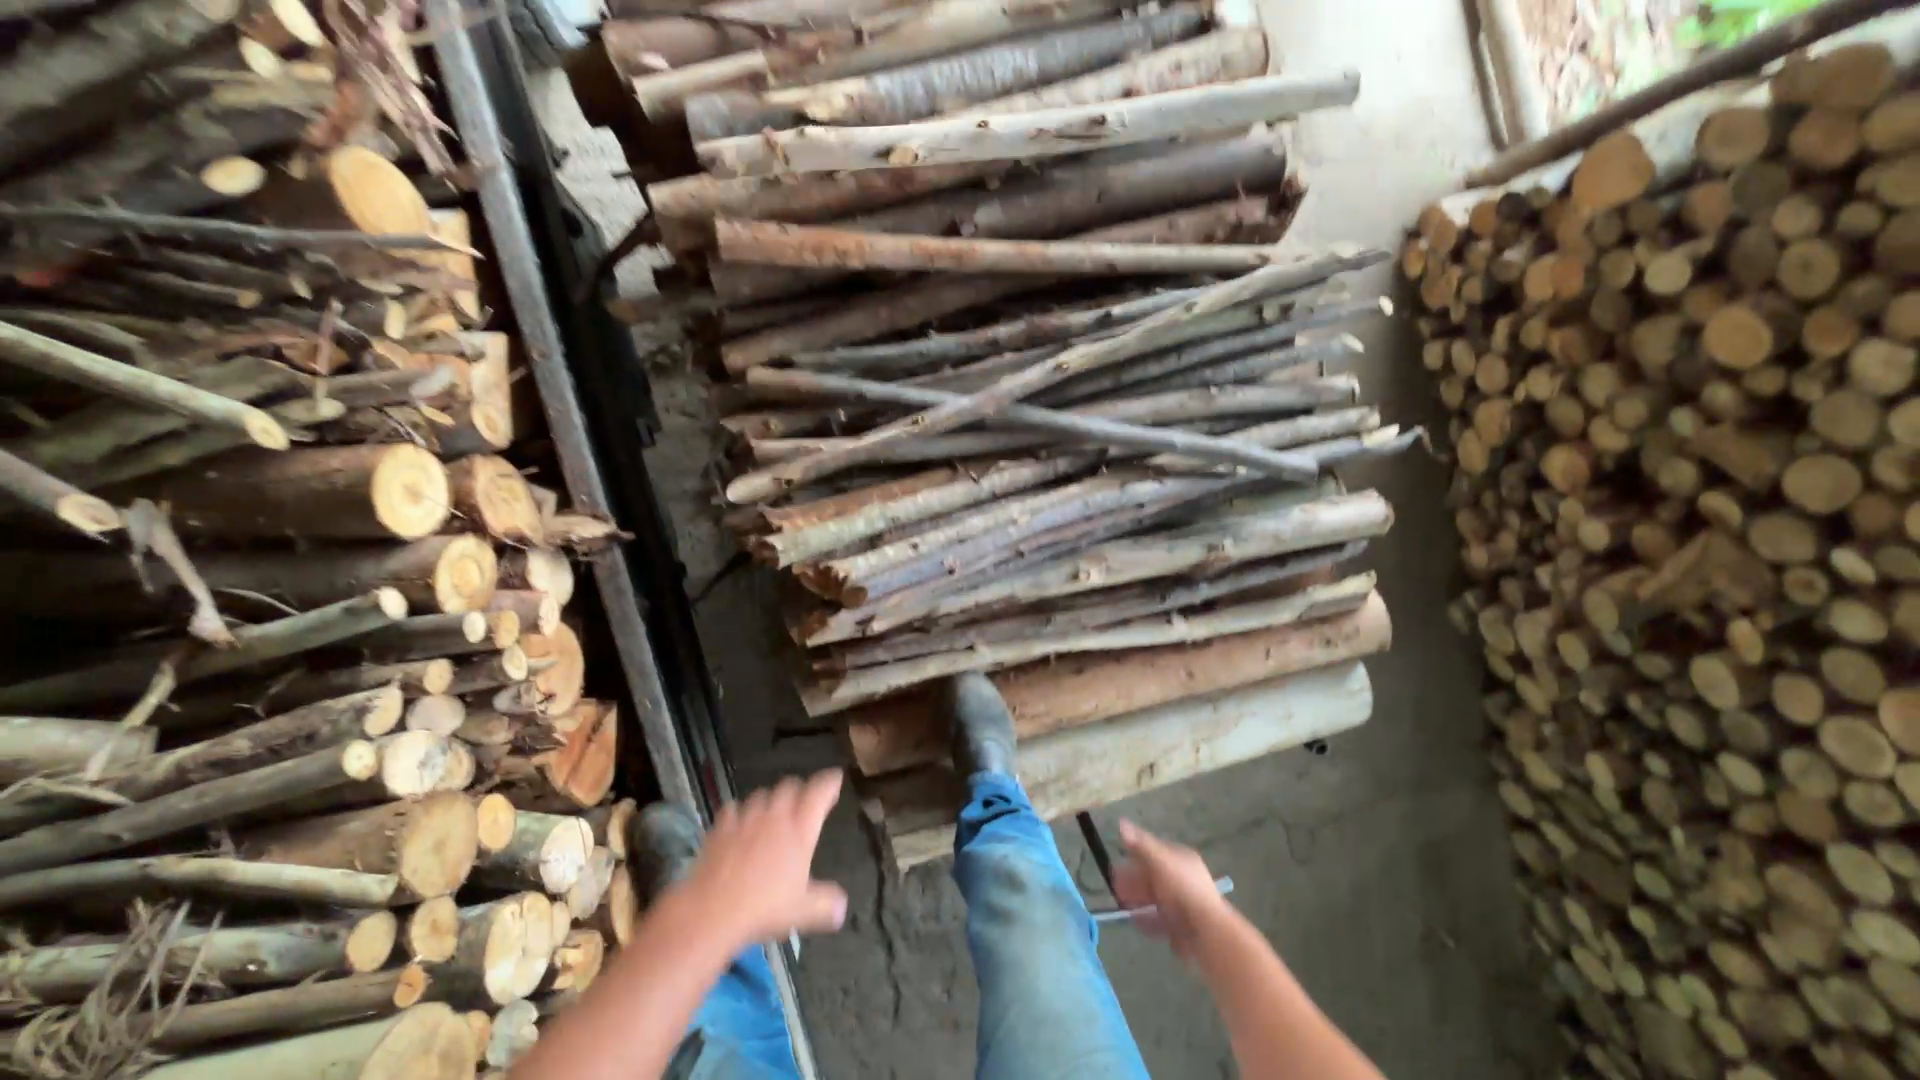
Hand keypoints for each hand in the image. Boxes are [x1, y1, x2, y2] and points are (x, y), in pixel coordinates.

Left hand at [680, 769, 848, 946]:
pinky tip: (739, 822)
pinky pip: (732, 809)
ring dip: (770, 799)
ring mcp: (745, 820)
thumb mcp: (804, 910)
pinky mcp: (720, 828)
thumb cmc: (765, 907)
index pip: (819, 794)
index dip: (829, 783)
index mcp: (800, 830)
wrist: (713, 910)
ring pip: (761, 795)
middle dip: (799, 788)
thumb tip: (841, 906)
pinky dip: (739, 812)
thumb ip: (826, 903)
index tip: (835, 778)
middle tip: (804, 799)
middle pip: (789, 786)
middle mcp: (774, 817)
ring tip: (772, 810)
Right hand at [1111, 819, 1233, 957]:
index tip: (1118, 863)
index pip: (1155, 851)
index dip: (1136, 854)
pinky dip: (1146, 918)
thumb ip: (1141, 844)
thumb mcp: (1160, 861)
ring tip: (1122, 904)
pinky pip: (1159, 918)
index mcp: (1182, 859)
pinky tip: (1134, 920)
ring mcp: (1182, 903)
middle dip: (1133, 880)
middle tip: (1116, 887)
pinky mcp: (1180, 925)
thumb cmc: (1182, 890)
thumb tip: (1121, 822)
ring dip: (1137, 899)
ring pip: (1155, 897)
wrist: (1204, 931)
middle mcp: (1183, 878)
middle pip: (1153, 875)